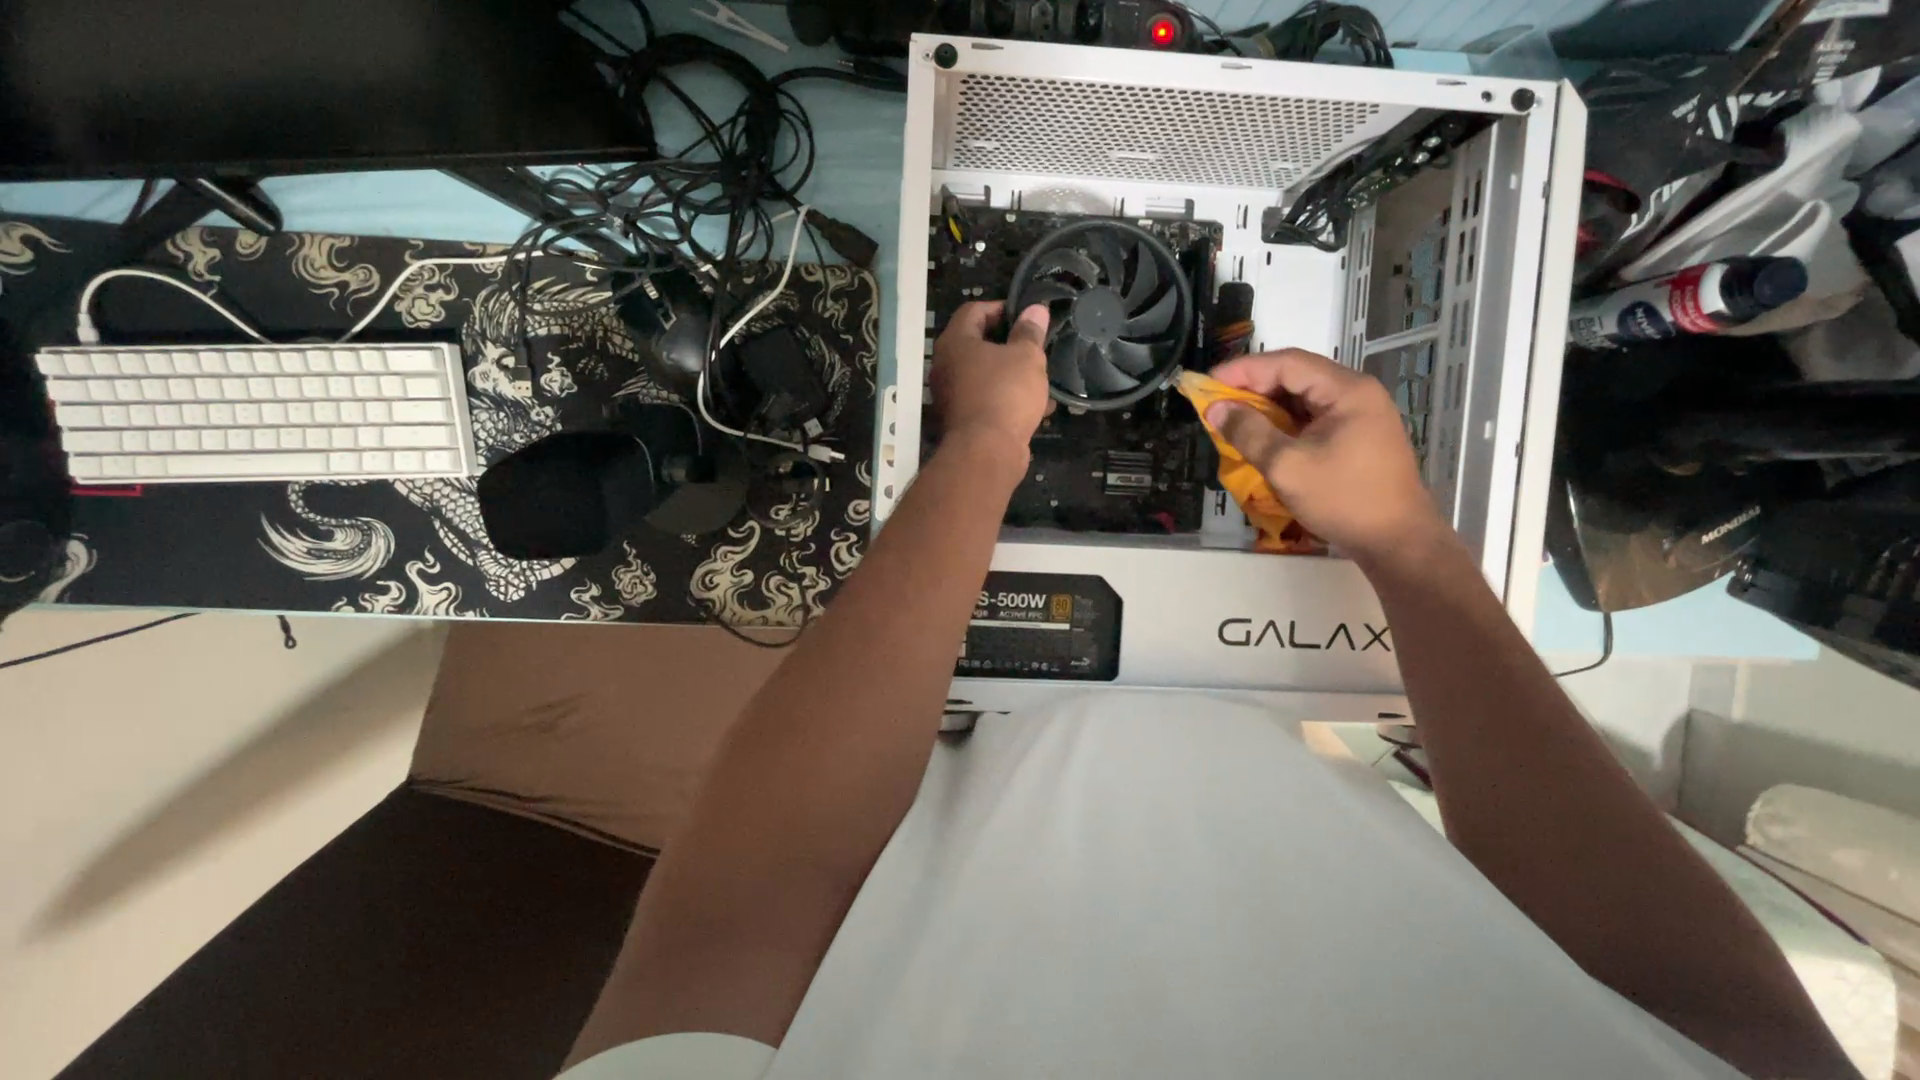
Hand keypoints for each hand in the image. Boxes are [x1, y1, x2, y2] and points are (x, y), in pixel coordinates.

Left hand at [930, 301, 1050, 456]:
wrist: (987, 451)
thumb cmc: (1005, 393)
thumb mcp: (1026, 357)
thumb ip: (1030, 332)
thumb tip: (1035, 310)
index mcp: (955, 342)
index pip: (973, 311)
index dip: (1001, 308)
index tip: (1026, 315)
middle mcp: (946, 366)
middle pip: (977, 344)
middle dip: (1009, 344)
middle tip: (1034, 346)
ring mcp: (951, 395)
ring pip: (985, 375)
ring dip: (1011, 374)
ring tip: (1040, 376)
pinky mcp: (963, 420)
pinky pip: (987, 400)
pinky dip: (1008, 399)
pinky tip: (1038, 407)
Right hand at [1206, 349, 1446, 564]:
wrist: (1396, 540)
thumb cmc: (1344, 499)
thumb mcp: (1287, 466)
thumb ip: (1249, 433)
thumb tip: (1215, 409)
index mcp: (1346, 390)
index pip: (1286, 363)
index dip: (1243, 370)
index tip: (1207, 383)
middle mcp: (1356, 393)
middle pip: (1295, 377)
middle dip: (1252, 388)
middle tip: (1215, 403)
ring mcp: (1358, 415)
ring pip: (1302, 399)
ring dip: (1266, 407)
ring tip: (1231, 420)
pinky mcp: (1355, 437)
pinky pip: (1311, 419)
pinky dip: (1282, 424)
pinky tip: (1261, 437)